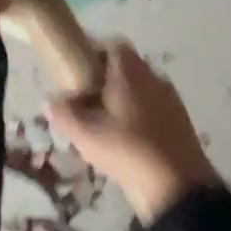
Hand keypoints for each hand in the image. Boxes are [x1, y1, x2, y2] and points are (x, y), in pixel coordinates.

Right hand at [47, 41, 220, 221]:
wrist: (177, 186)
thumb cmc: (128, 150)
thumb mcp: (86, 135)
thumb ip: (64, 113)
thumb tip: (51, 100)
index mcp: (132, 73)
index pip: (113, 45)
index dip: (92, 52)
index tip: (74, 70)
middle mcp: (154, 79)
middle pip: (125, 68)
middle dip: (102, 80)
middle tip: (81, 102)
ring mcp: (170, 100)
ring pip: (138, 90)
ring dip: (119, 101)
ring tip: (99, 125)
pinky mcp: (179, 122)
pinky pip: (150, 109)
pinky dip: (135, 117)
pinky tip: (123, 141)